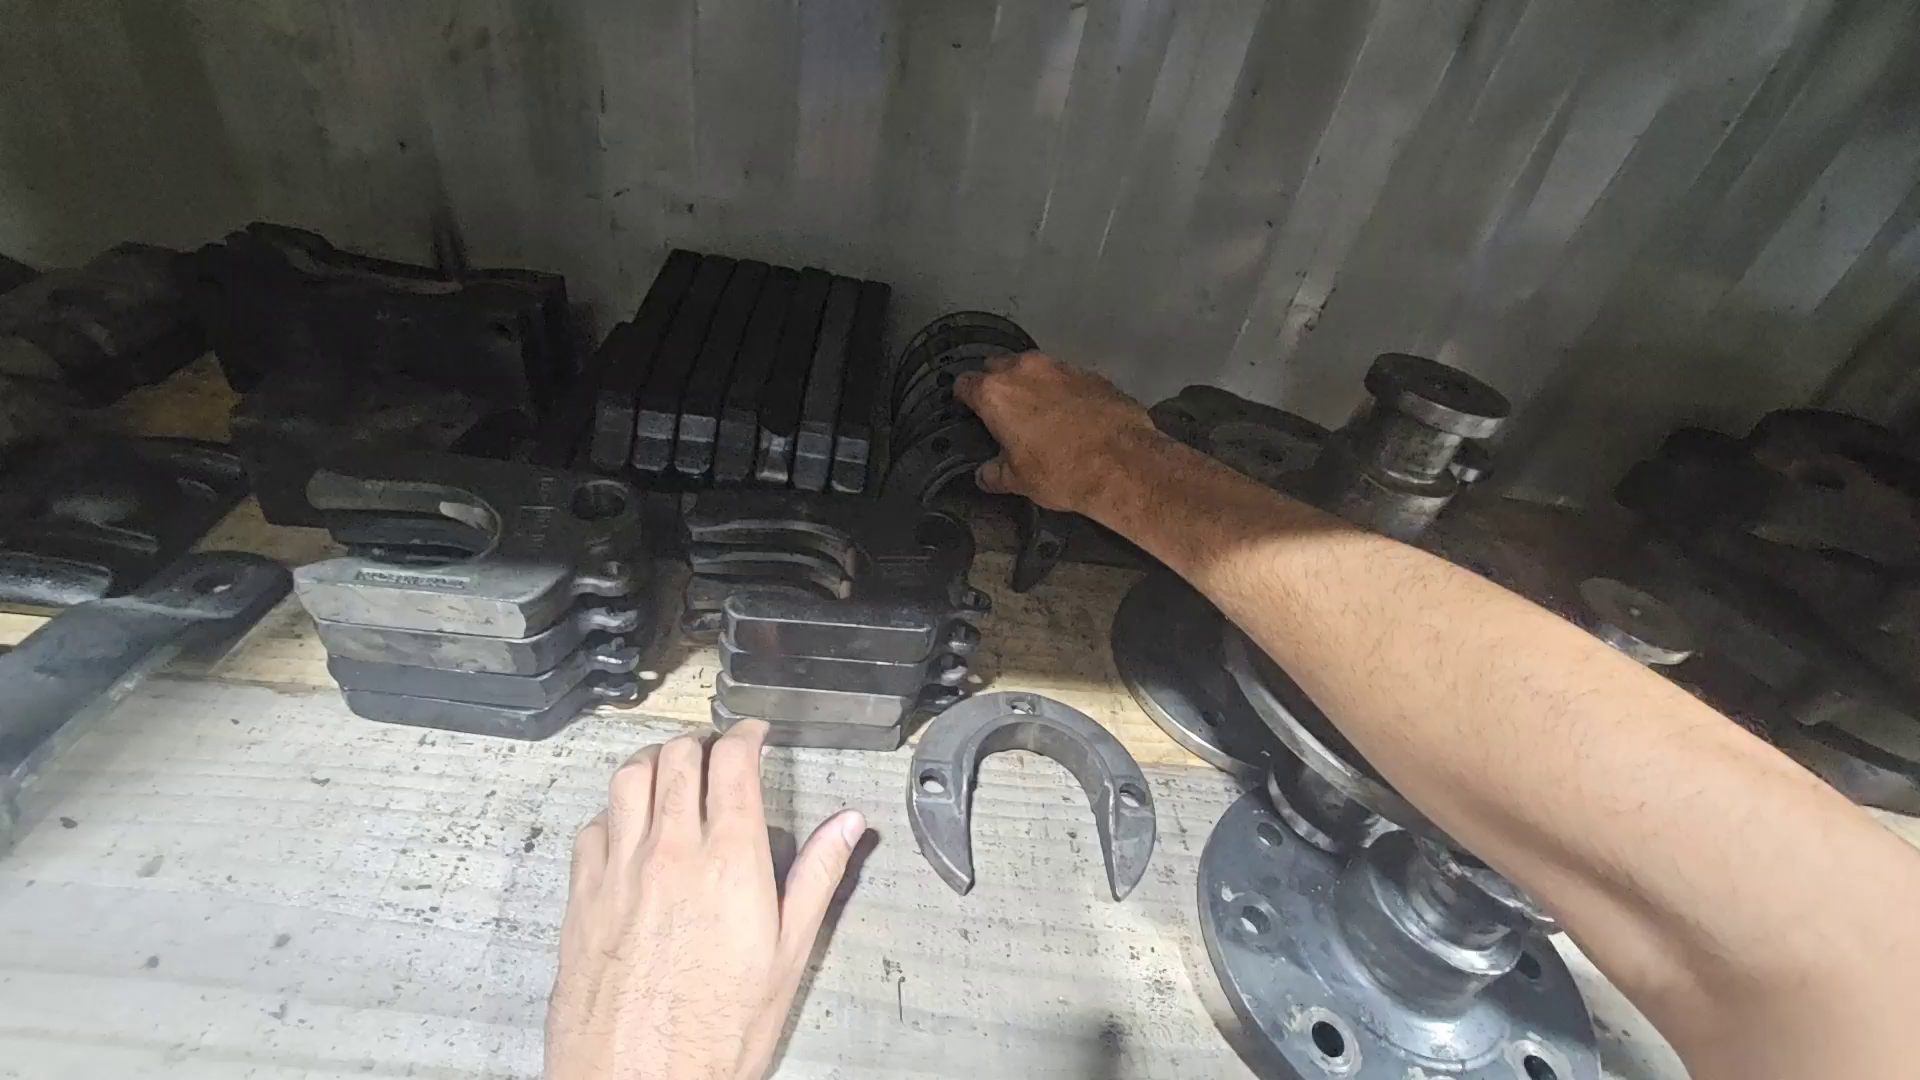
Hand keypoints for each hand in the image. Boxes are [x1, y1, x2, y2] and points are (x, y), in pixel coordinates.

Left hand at [546, 722, 866, 1079]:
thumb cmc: (718, 1031)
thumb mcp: (789, 954)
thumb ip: (819, 875)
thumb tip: (848, 824)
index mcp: (729, 858)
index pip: (732, 761)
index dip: (745, 733)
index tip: (753, 732)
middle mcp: (671, 851)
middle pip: (678, 757)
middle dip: (702, 741)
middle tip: (717, 751)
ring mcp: (620, 872)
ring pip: (628, 778)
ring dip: (654, 760)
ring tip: (671, 769)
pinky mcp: (583, 899)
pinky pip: (591, 828)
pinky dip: (613, 811)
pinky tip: (628, 828)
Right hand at [952, 353, 1163, 513]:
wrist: (1122, 463)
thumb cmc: (1063, 471)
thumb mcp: (1018, 481)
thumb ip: (994, 474)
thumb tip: (985, 475)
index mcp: (996, 394)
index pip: (965, 383)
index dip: (964, 397)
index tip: (968, 408)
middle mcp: (1025, 371)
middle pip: (998, 367)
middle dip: (997, 385)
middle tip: (1004, 413)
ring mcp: (1060, 367)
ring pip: (1033, 368)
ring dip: (1031, 385)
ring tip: (1039, 414)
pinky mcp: (1090, 373)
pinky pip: (1065, 377)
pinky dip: (1062, 390)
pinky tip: (1070, 414)